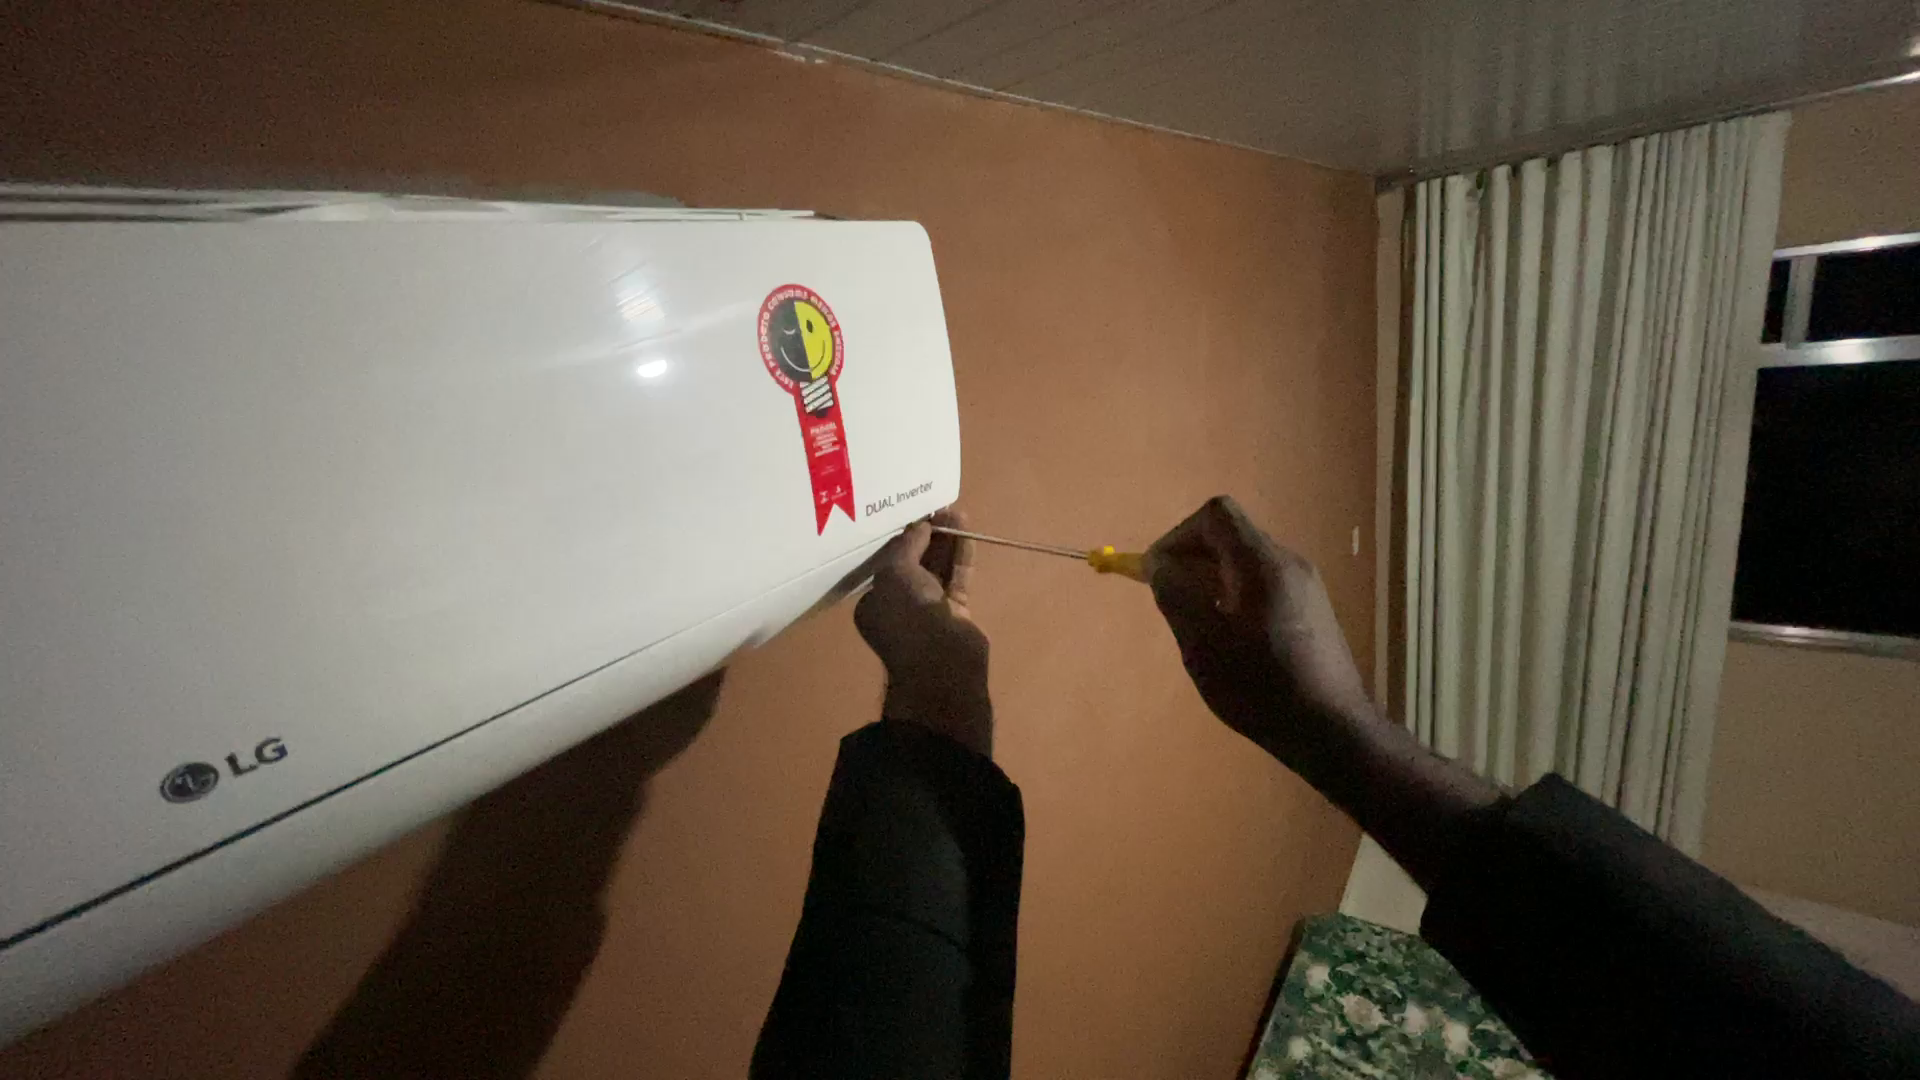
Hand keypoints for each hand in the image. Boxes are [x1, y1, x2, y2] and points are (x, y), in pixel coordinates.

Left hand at [854, 509, 992, 756]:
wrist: (942, 663)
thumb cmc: (908, 616)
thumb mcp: (895, 573)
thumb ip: (906, 546)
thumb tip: (919, 528)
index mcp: (875, 601)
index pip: (888, 562)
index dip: (903, 537)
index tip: (916, 514)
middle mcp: (900, 606)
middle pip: (916, 563)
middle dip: (928, 536)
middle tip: (941, 507)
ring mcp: (929, 611)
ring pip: (938, 569)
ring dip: (947, 542)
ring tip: (958, 513)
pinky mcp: (955, 614)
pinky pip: (957, 578)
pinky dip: (961, 556)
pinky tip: (968, 533)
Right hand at [1146, 496, 1373, 765]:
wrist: (1332, 731)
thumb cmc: (1261, 686)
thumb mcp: (1203, 643)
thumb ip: (1176, 594)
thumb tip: (1160, 564)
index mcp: (1262, 564)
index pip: (1215, 515)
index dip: (1178, 536)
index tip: (1159, 573)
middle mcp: (1287, 563)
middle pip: (1228, 536)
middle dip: (1190, 560)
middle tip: (1172, 603)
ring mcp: (1303, 585)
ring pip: (1241, 561)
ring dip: (1209, 581)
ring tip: (1198, 627)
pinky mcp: (1309, 608)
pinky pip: (1258, 583)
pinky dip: (1231, 596)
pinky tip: (1229, 640)